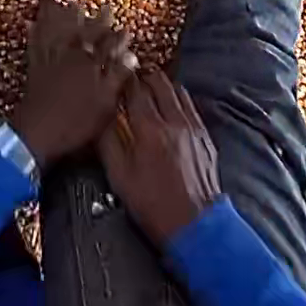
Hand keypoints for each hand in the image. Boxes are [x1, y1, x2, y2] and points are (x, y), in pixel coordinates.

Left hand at [10, 0, 136, 166]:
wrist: (39, 130)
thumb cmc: (76, 121)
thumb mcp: (104, 103)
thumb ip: (117, 77)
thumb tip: (131, 56)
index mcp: (90, 64)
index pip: (108, 45)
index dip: (118, 37)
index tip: (126, 28)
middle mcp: (71, 56)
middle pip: (84, 32)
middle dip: (96, 20)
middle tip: (105, 8)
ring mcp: (51, 59)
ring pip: (58, 31)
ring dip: (61, 16)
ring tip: (64, 1)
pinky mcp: (35, 67)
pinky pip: (34, 43)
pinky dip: (33, 31)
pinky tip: (30, 22)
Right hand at [99, 71, 221, 245]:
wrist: (197, 228)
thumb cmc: (153, 205)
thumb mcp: (119, 177)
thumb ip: (108, 142)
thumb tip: (100, 117)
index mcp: (149, 129)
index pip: (135, 88)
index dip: (123, 79)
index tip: (114, 78)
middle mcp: (174, 121)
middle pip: (159, 81)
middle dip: (143, 76)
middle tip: (131, 82)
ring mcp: (193, 127)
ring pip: (178, 90)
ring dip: (162, 86)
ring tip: (150, 92)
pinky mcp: (206, 137)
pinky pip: (191, 106)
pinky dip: (177, 101)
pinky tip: (169, 111)